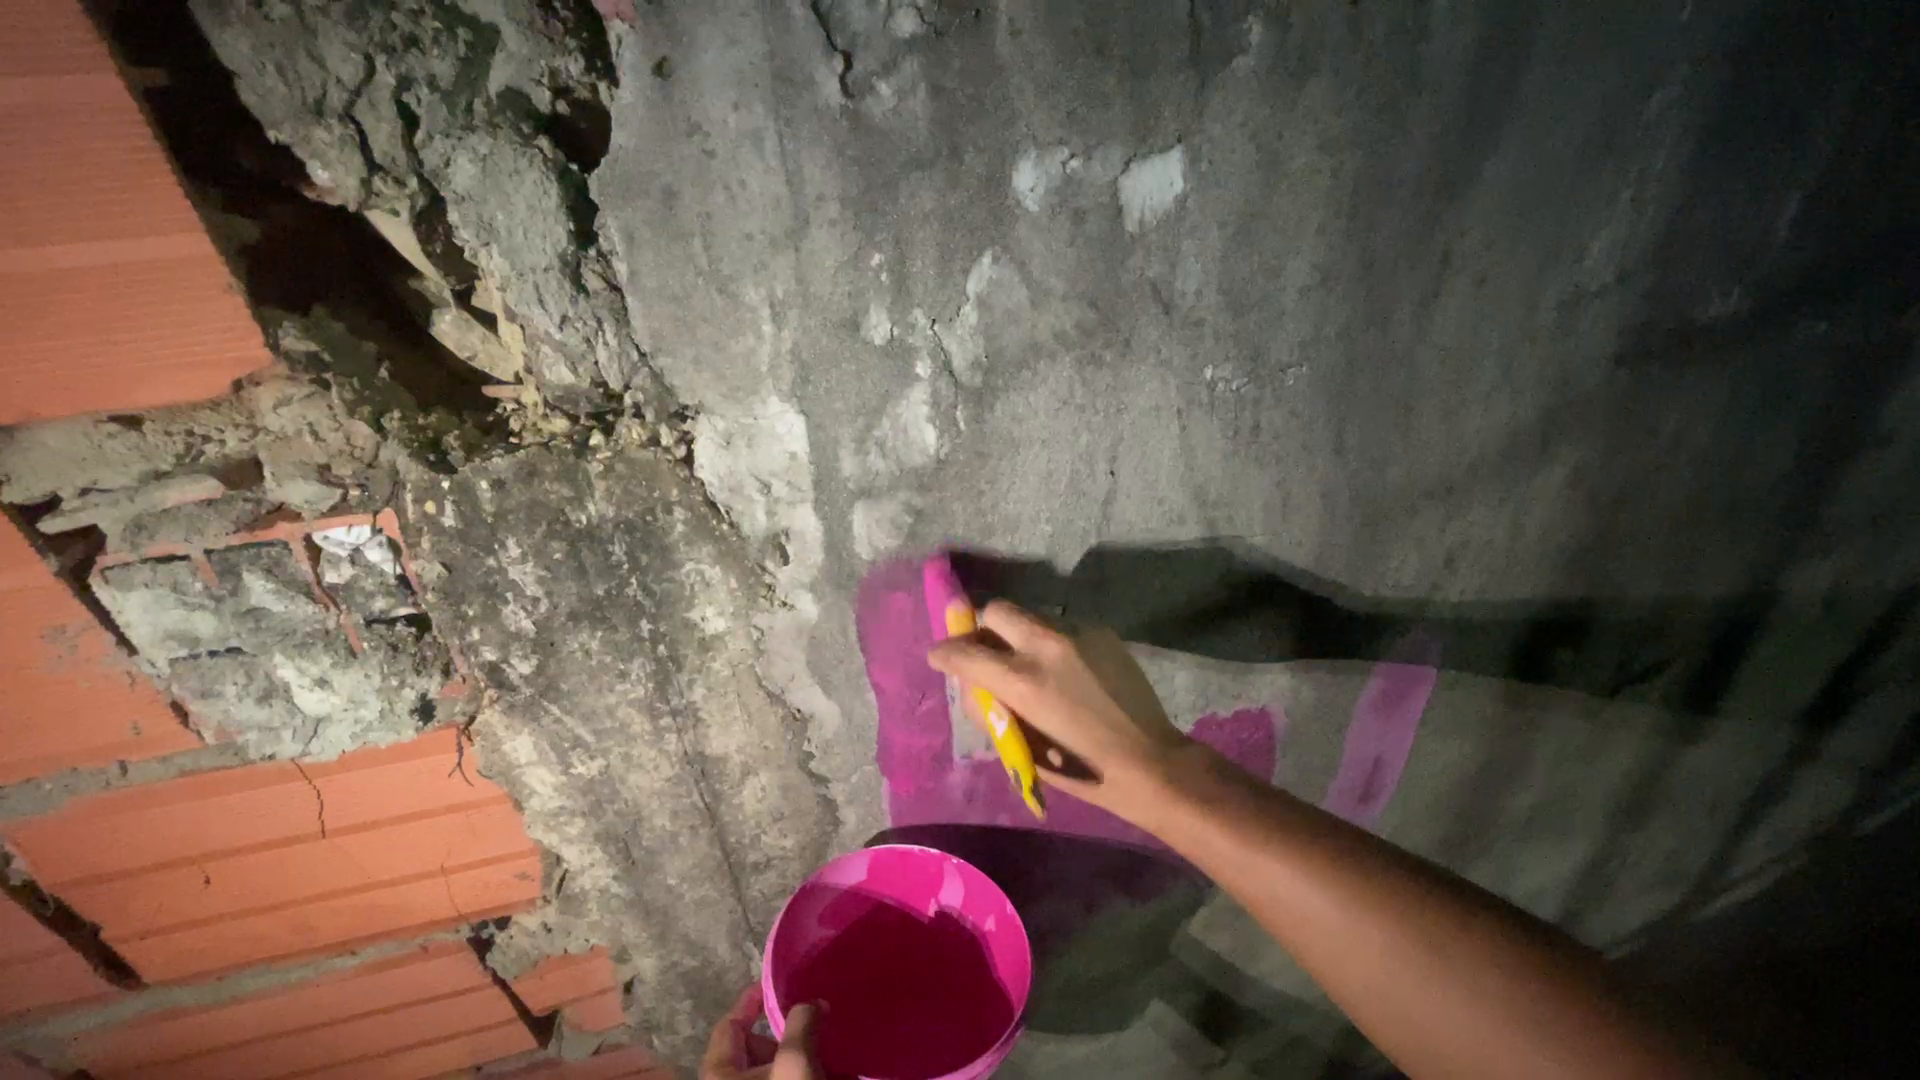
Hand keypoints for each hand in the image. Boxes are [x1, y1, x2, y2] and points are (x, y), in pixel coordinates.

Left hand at [700, 984, 832, 1079]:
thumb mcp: (794, 1063)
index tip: (775, 981)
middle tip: (813, 1021)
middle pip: (753, 1045)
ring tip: (825, 1047)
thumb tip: (811, 1002)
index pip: (729, 1024)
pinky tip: (826, 1067)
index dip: (751, 999)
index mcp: (719, 1072)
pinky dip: (799, 1073)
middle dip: (784, 1030)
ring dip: (797, 1054)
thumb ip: (801, 1024)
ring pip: (771, 1066)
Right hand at [927, 600, 1193, 823]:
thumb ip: (990, 709)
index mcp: (1022, 680)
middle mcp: (1046, 645)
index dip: (944, 652)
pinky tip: (1069, 672)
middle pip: (997, 610)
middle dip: (983, 628)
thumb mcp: (1021, 747)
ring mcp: (1077, 634)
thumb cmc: (1079, 769)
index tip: (939, 656)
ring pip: (1032, 617)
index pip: (963, 650)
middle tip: (987, 651)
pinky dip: (1053, 644)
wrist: (1148, 760)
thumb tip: (972, 684)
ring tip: (1034, 665)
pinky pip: (1062, 628)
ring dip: (1021, 636)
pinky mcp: (1101, 632)